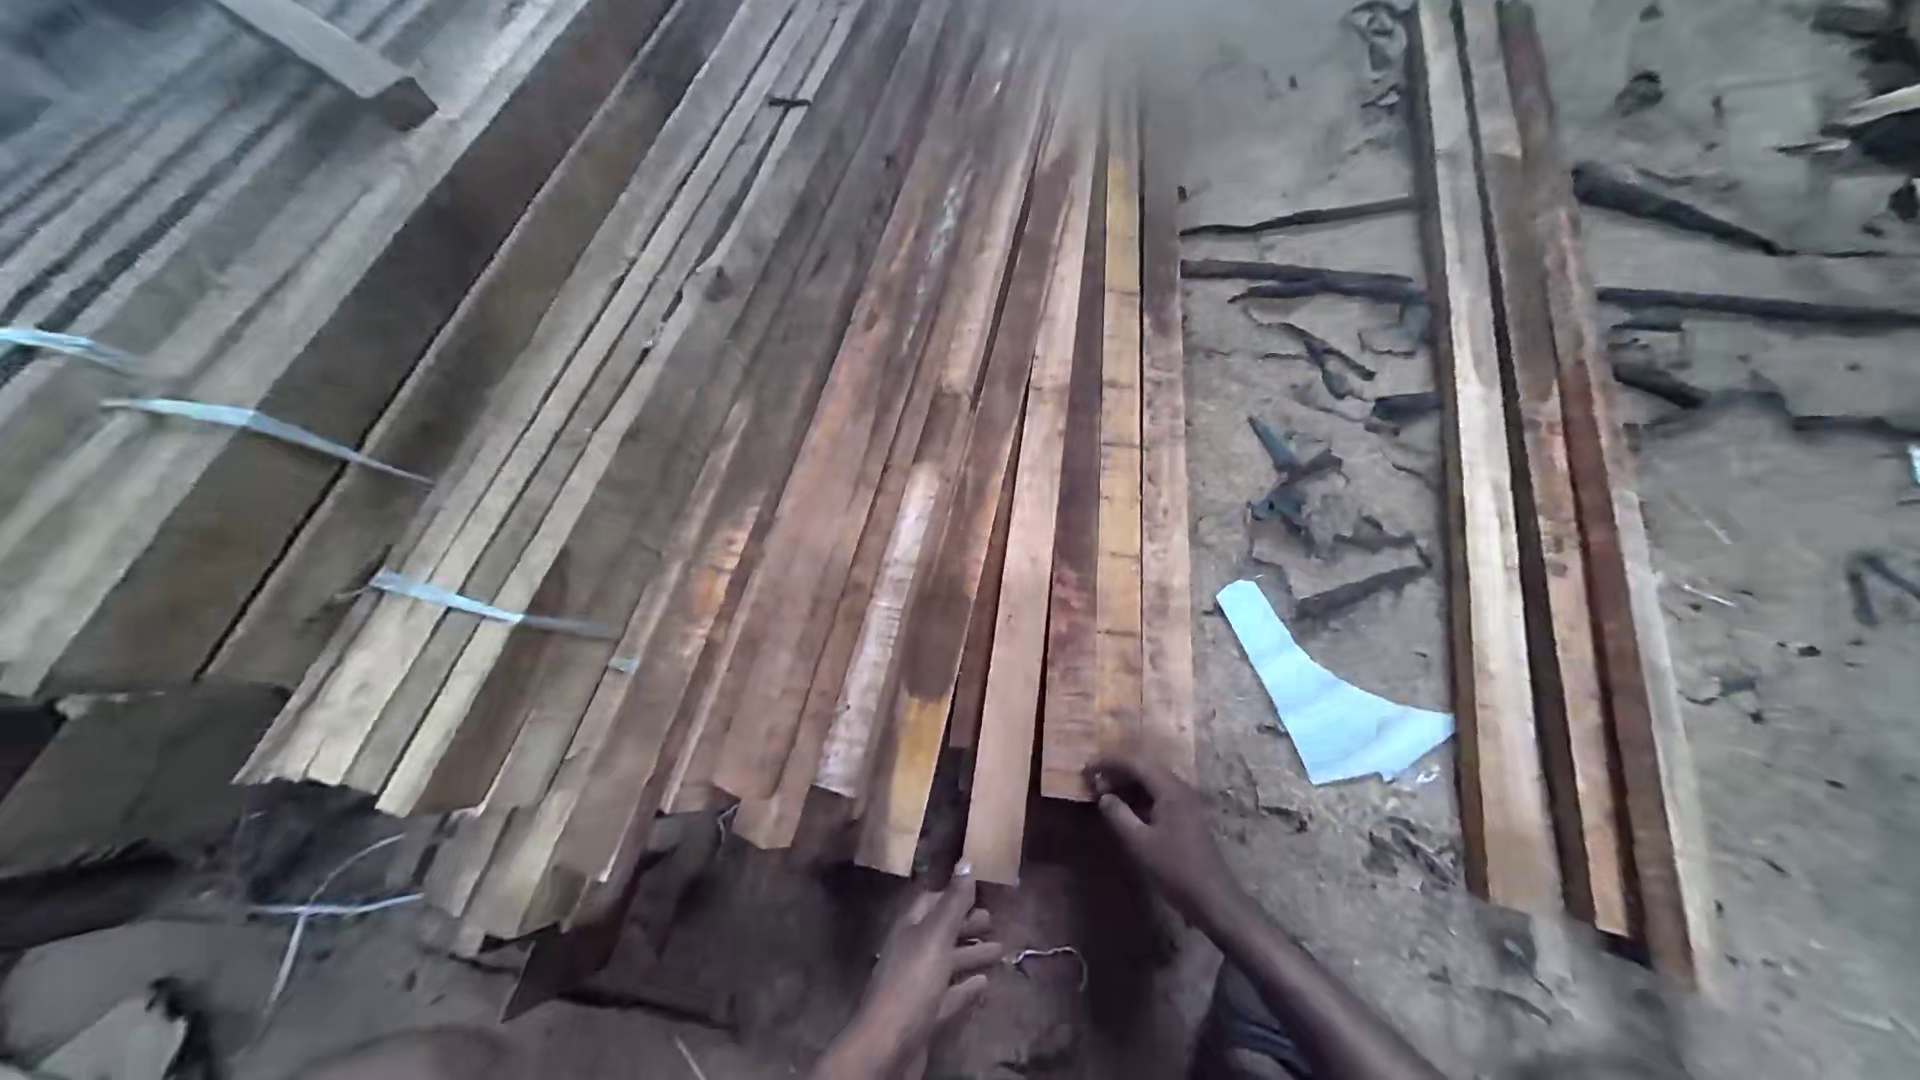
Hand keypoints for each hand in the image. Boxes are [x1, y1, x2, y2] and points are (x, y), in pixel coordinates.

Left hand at [812, 867, 1000, 1079]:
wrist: (886, 1047)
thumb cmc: (912, 982)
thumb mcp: (936, 936)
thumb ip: (953, 901)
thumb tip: (967, 860)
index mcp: (910, 928)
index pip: (932, 902)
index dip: (954, 895)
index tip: (980, 891)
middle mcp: (912, 952)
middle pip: (942, 931)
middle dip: (966, 924)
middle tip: (993, 919)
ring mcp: (918, 984)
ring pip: (948, 962)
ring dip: (971, 954)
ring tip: (1000, 950)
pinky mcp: (925, 1015)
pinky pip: (949, 994)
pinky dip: (966, 987)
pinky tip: (985, 984)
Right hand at [1089, 746, 1246, 929]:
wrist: (1214, 899)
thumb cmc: (1175, 869)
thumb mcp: (1139, 843)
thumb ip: (1117, 814)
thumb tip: (1103, 796)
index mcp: (1170, 789)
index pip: (1135, 762)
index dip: (1108, 761)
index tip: (1086, 768)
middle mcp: (1179, 788)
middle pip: (1144, 767)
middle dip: (1116, 771)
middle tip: (1093, 783)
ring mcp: (1185, 801)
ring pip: (1151, 781)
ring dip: (1127, 784)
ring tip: (1104, 795)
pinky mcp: (1186, 815)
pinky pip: (1158, 794)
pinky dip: (1138, 796)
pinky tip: (1125, 810)